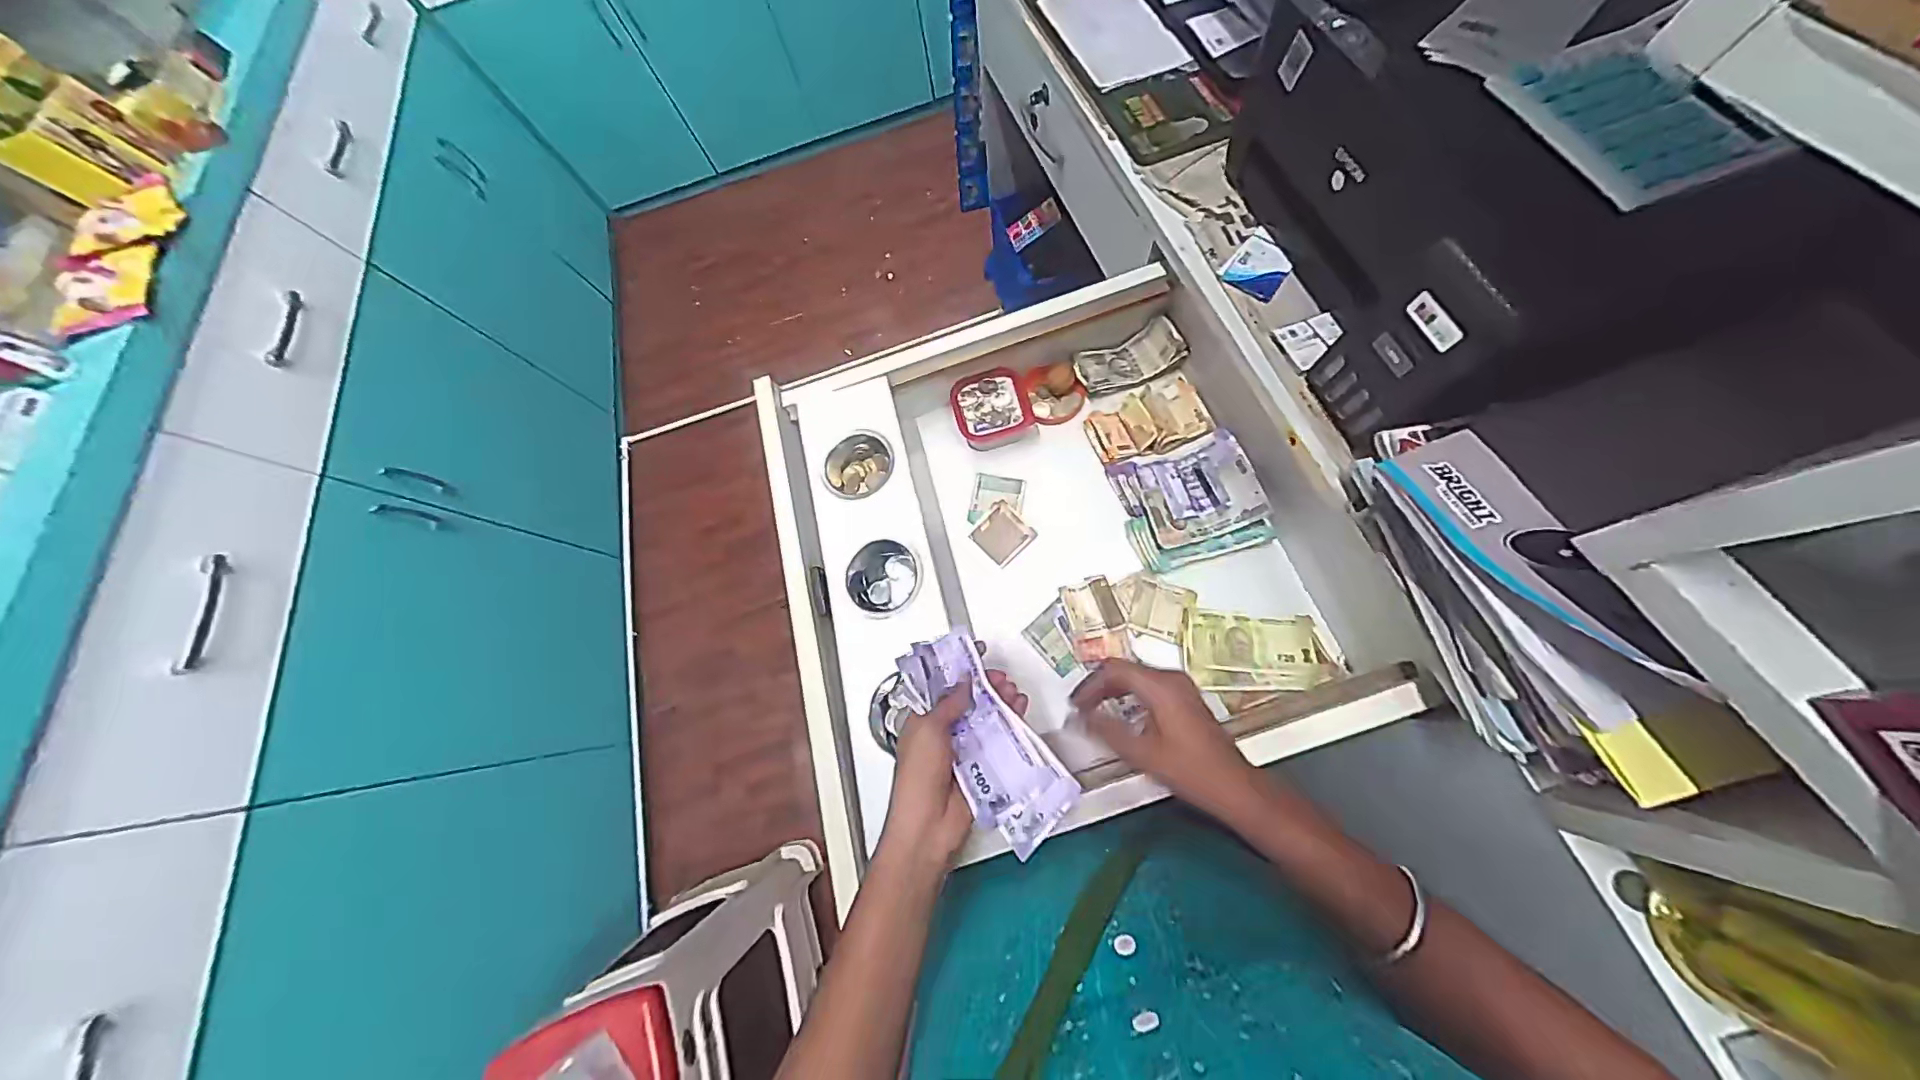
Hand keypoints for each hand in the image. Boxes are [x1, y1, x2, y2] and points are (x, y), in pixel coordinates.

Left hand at [878, 670, 1029, 869]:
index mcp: (923, 721)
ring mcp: (964, 748)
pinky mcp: (982, 765)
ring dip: (1000, 701)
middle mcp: (944, 732)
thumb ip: (948, 704)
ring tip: (1013, 690)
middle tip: (999, 675)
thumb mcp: (927, 731)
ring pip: (986, 717)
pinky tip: (1019, 710)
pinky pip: (998, 739)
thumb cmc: (917, 778)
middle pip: (968, 701)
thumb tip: (964, 682)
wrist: (929, 827)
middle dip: (985, 685)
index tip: (974, 653)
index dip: (957, 670)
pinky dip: (1010, 723)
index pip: (941, 688)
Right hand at [1072, 659, 1261, 820]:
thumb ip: (1108, 731)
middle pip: (1125, 669)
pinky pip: (1149, 687)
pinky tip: (1121, 715)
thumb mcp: (1142, 754)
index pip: (1114, 670)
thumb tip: (1083, 718)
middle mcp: (1172, 680)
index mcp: (1161, 687)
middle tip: (1081, 707)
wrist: (1233, 787)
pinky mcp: (1185, 699)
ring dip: (1113, 691)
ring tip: (1095, 710)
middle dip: (1099, 686)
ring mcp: (1182, 688)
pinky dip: (1130, 696)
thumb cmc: (1191, 771)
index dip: (1089, 685)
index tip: (1076, 704)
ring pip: (1137, 677)